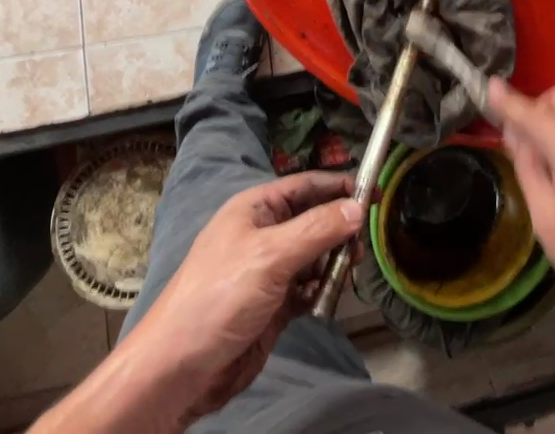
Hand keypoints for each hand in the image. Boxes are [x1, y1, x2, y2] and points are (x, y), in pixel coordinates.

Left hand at [121, 171, 362, 424]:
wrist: (178, 369)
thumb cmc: (219, 298)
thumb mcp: (271, 255)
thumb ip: (317, 229)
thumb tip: (358, 207)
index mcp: (255, 209)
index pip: (306, 185)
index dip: (340, 186)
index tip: (376, 192)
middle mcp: (263, 234)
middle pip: (315, 219)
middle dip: (341, 228)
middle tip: (362, 245)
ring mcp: (268, 270)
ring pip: (315, 255)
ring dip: (333, 263)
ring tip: (346, 273)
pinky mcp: (273, 304)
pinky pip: (309, 288)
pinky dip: (320, 292)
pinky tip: (324, 300)